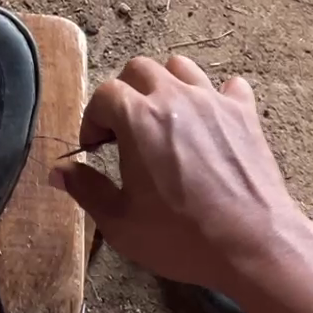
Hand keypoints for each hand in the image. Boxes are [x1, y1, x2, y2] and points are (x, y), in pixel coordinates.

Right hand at [49, 55, 303, 294]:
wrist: (254, 245)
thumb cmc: (183, 237)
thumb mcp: (122, 224)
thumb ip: (86, 190)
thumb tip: (58, 172)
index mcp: (138, 117)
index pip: (104, 95)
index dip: (93, 119)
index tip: (95, 148)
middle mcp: (173, 96)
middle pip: (139, 69)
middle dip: (125, 94)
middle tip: (125, 130)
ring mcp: (211, 100)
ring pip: (180, 67)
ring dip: (166, 84)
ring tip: (164, 116)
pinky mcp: (243, 112)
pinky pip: (228, 86)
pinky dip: (216, 96)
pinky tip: (212, 119)